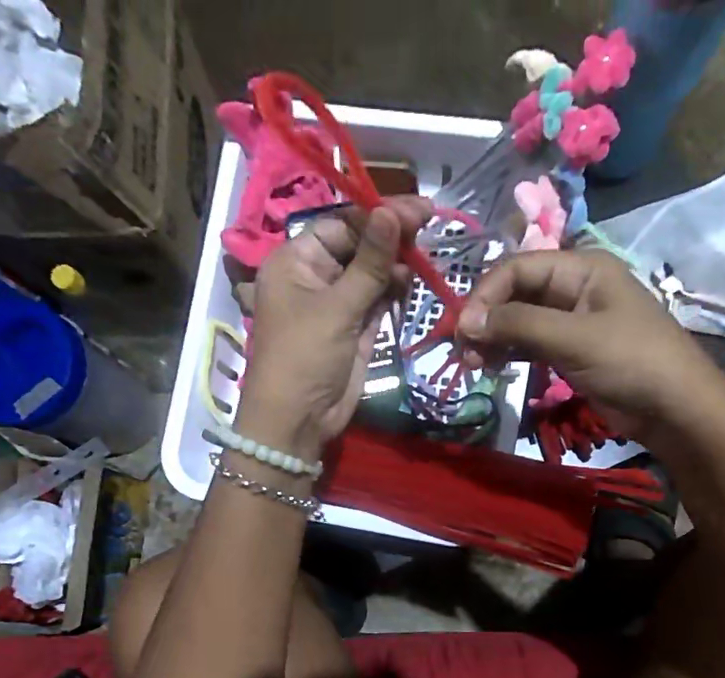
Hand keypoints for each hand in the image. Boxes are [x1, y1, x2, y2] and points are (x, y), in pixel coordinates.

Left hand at [237, 197, 432, 458]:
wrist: (299, 420)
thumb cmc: (305, 356)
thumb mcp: (337, 307)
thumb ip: (370, 262)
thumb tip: (391, 212)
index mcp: (295, 261)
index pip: (341, 225)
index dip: (377, 215)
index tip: (418, 210)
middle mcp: (315, 276)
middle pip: (359, 245)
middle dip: (391, 238)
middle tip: (429, 227)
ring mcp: (337, 302)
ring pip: (372, 271)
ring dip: (396, 264)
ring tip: (423, 259)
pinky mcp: (355, 326)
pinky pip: (377, 298)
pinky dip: (395, 290)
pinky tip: (412, 281)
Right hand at [454, 250, 724, 440]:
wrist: (675, 409)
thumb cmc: (632, 362)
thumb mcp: (575, 339)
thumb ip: (519, 325)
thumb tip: (466, 321)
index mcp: (582, 268)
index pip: (519, 267)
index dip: (486, 294)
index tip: (463, 329)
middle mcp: (574, 288)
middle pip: (515, 293)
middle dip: (487, 318)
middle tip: (465, 352)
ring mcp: (572, 321)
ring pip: (519, 321)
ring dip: (494, 339)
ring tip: (476, 364)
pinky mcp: (570, 351)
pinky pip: (530, 344)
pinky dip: (510, 354)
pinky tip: (494, 368)